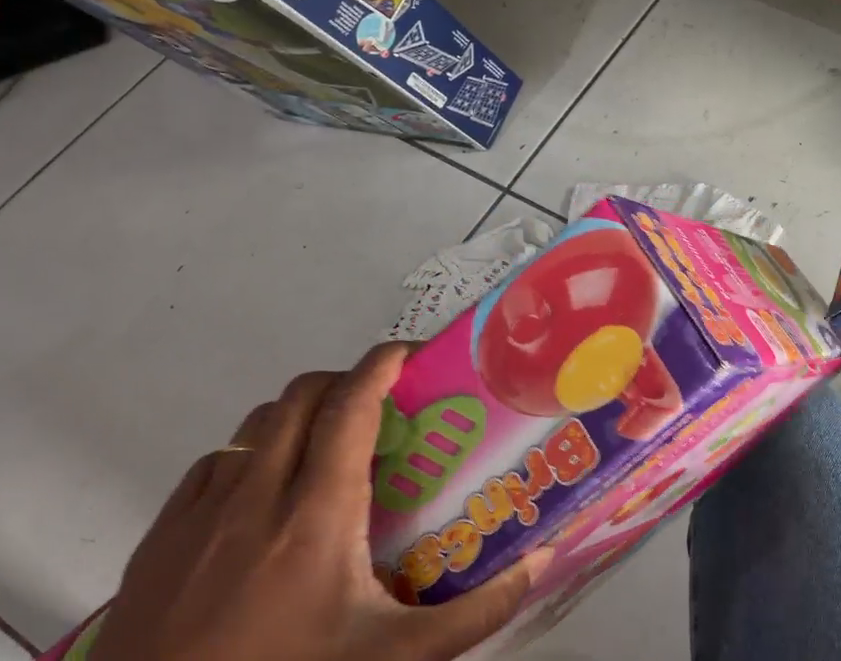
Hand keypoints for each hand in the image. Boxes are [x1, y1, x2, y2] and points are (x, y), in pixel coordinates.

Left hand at [89, 344, 551, 660]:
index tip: (413, 354)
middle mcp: (256, 498)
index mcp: (318, 513)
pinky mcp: (157, 544)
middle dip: (347, 381)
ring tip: (330, 446)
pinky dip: (248, 456)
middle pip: (300, 398)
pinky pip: (210, 467)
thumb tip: (539, 563)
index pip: (350, 407)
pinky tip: (266, 497)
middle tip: (387, 403)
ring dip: (298, 416)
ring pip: (253, 426)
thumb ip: (477, 611)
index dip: (382, 364)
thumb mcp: (395, 656)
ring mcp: (198, 518)